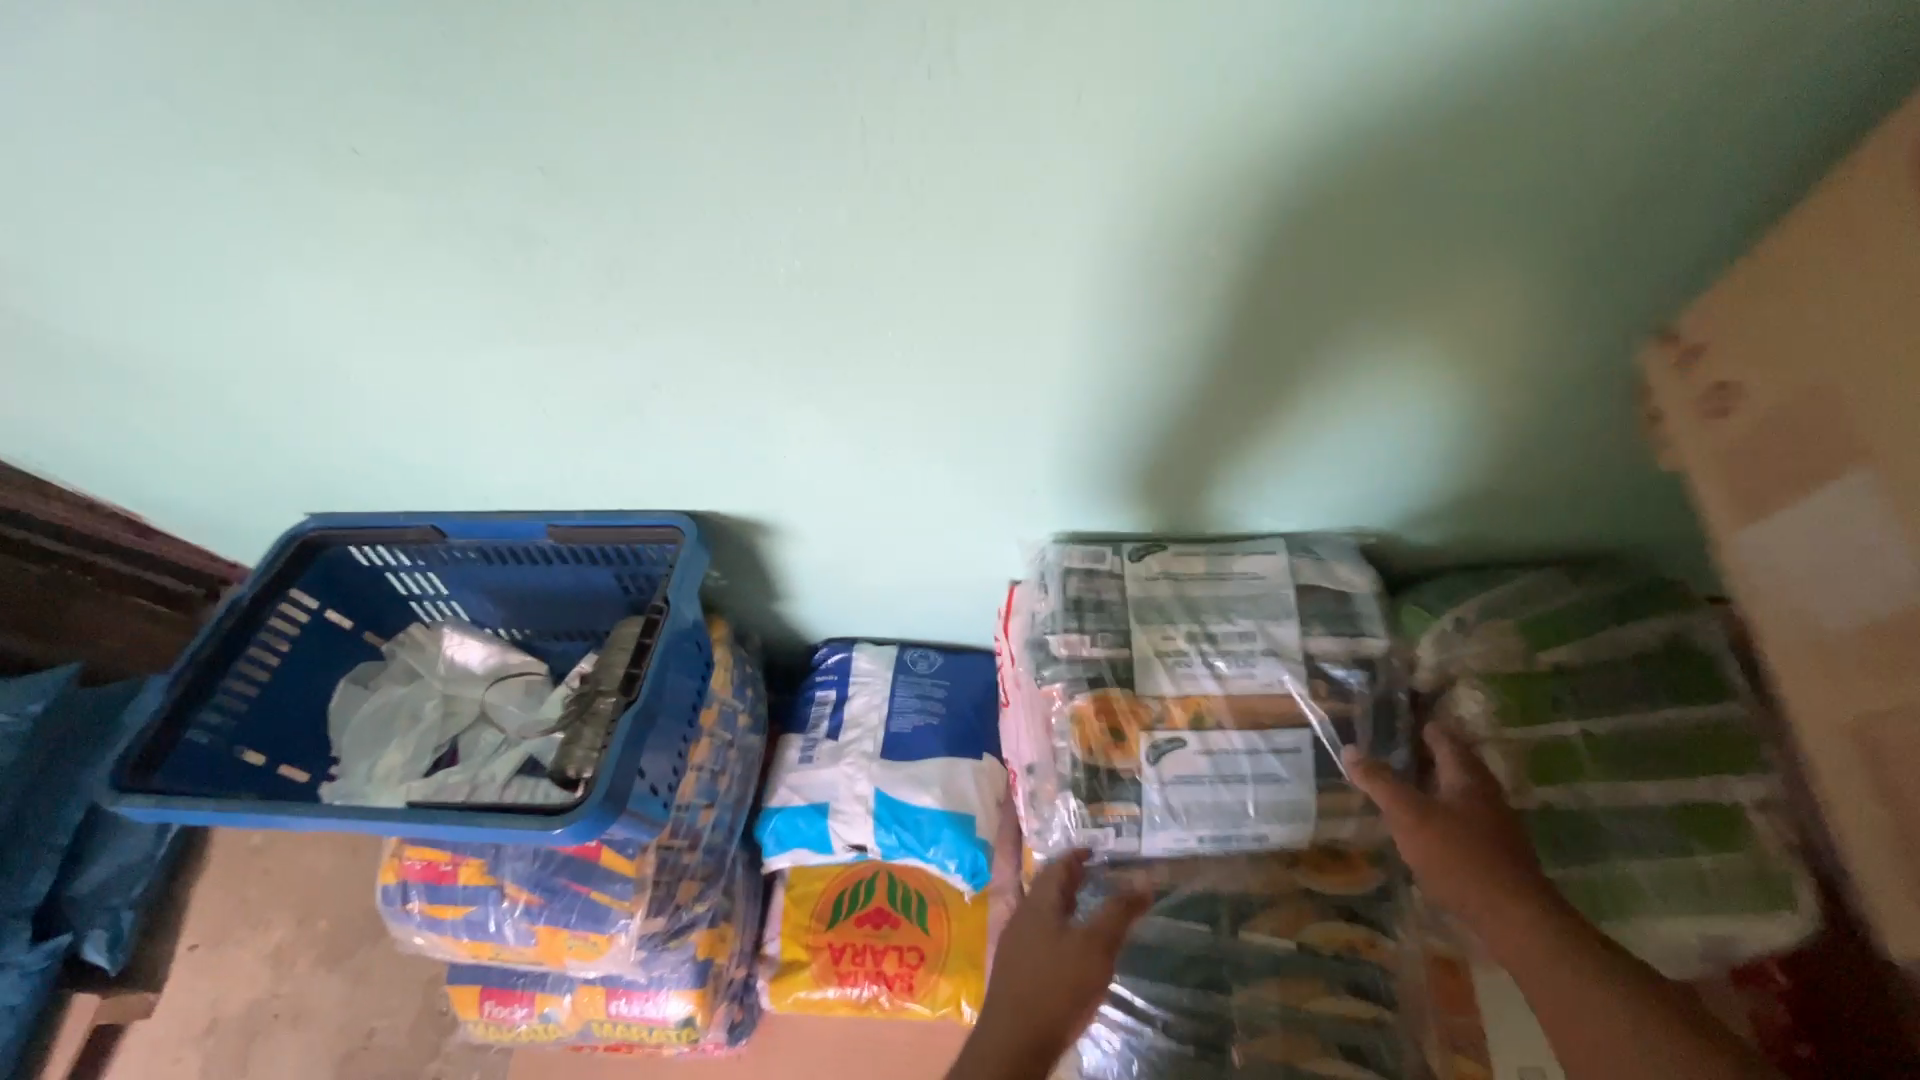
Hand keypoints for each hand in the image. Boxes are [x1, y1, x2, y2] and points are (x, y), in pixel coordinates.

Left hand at [951, 850, 1150, 1079]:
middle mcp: (1021, 916)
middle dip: (1068, 877)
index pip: (1056, 866)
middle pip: (1045, 887)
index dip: (1076, 854)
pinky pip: (1039, 934)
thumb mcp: (1096, 947)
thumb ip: (1118, 912)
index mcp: (1037, 903)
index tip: (1096, 850)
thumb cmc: (1057, 986)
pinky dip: (1059, 928)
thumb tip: (1145, 879)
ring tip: (1089, 906)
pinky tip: (1074, 947)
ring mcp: (1016, 944)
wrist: (1015, 1042)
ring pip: (1041, 912)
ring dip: (1064, 904)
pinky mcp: (1017, 970)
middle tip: (1094, 872)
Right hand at [1343, 723, 1562, 936]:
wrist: (1512, 916)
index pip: (1443, 737)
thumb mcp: (1408, 814)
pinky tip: (1419, 825)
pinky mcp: (1492, 851)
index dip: (1420, 725)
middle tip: (1388, 750)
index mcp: (1467, 776)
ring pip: (1456, 792)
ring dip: (1429, 785)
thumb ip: (1379, 781)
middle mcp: (1485, 793)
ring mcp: (1493, 823)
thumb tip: (1350, 748)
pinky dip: (1437, 812)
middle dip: (1423, 755)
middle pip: (1453, 763)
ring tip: (1397, 785)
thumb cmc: (1457, 855)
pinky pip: (1460, 818)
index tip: (1393, 719)